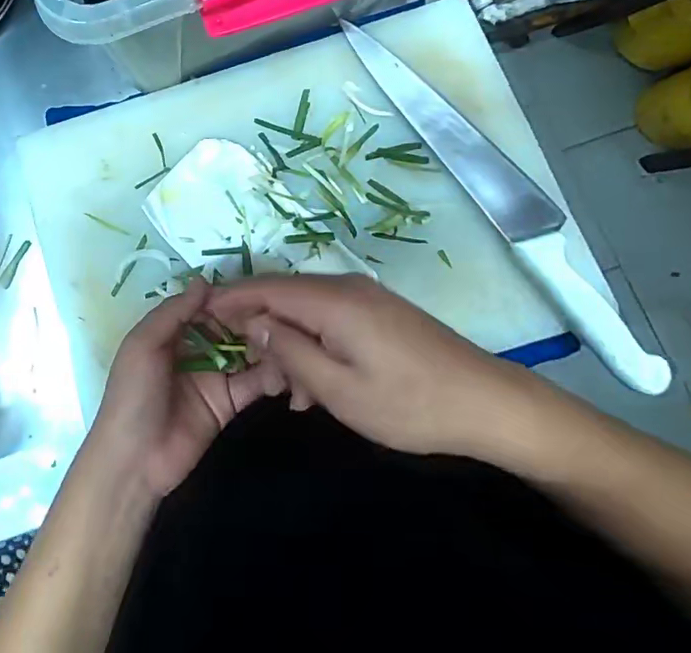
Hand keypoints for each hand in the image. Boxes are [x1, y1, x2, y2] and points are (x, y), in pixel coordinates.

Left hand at [80, 280, 287, 499]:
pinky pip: (253, 385)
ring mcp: (212, 377)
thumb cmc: (132, 394)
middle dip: (250, 319)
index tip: (254, 288)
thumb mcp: (143, 345)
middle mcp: (193, 350)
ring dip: (265, 343)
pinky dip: (271, 376)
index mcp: (169, 332)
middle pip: (227, 327)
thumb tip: (204, 281)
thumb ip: (172, 313)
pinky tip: (290, 366)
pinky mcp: (228, 404)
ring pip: (245, 353)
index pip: (202, 306)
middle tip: (280, 311)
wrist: (135, 460)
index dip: (226, 298)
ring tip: (290, 335)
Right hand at [210, 274, 572, 464]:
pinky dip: (312, 343)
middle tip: (236, 360)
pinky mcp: (379, 312)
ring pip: (306, 309)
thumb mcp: (339, 390)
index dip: (229, 299)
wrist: (492, 405)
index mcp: (332, 300)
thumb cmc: (411, 404)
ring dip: (286, 341)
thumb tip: (251, 324)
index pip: (264, 288)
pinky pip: (329, 318)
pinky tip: (313, 383)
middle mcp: (345, 287)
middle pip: (283, 295)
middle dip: (255, 324)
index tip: (199, 314)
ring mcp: (365, 297)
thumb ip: (289, 352)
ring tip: (281, 387)